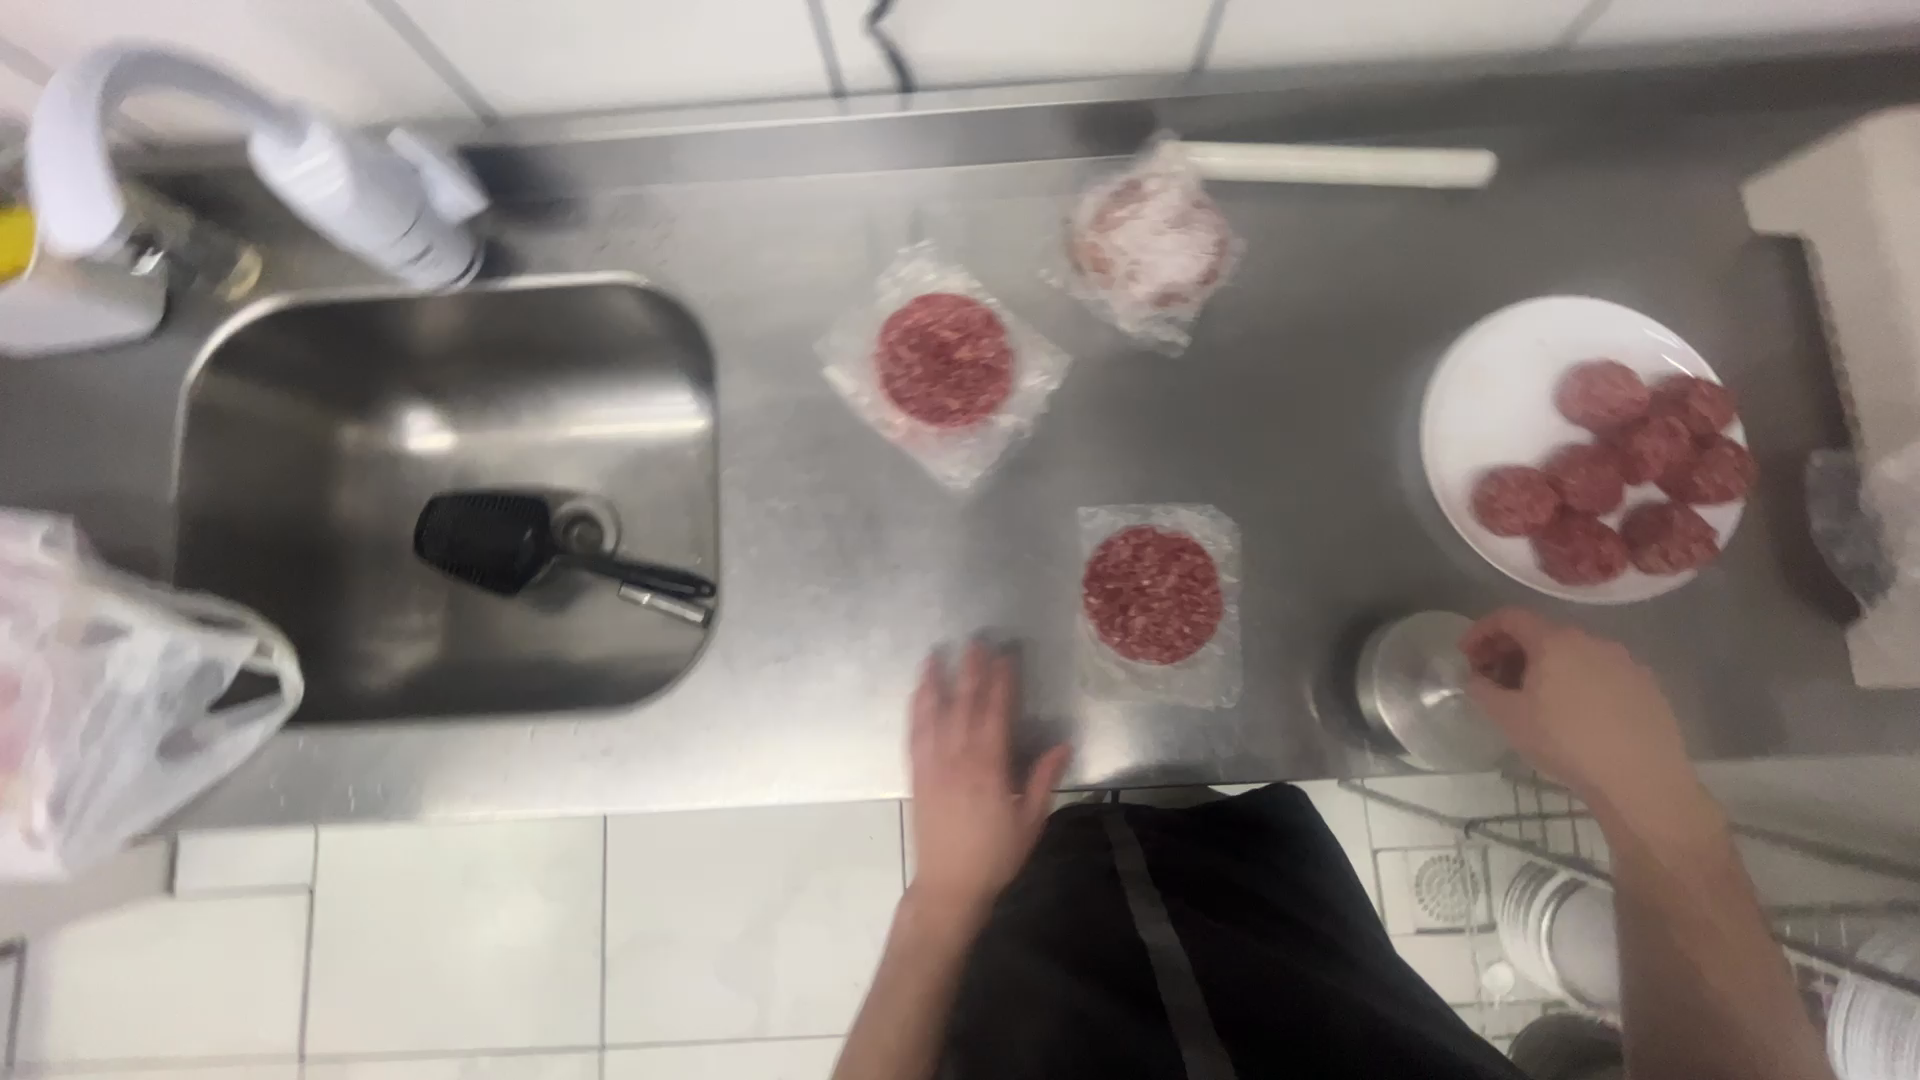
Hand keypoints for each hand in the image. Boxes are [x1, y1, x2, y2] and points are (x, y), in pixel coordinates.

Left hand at [908, 640, 1071, 918]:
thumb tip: (1063, 744)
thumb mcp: (1031, 821)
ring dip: (937, 682)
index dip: (1002, 683)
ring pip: (934, 714)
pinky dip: (916, 709)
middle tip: (975, 641)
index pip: (996, 714)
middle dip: (971, 671)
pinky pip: (914, 734)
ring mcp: (933, 765)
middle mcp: (958, 759)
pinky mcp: (916, 774)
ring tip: (937, 654)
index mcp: (989, 769)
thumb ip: (1044, 780)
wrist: (949, 886)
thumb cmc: (995, 856)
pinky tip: (918, 692)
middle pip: (965, 705)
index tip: (1006, 656)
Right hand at [1459, 608, 1702, 819]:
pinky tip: (1571, 713)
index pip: (1509, 617)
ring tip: (1531, 699)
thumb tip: (1478, 678)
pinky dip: (1574, 680)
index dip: (1480, 631)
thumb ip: (1480, 688)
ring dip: (1542, 666)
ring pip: (1571, 653)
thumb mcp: (1505, 716)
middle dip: (1509, 651)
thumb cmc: (1564, 741)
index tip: (1465, 656)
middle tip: (1492, 680)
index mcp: (1555, 641)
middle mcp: (1593, 641)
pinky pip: (1598, 672)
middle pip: (1540, 633)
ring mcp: (1626, 663)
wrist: (1642, 781)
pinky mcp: (1648, 687)